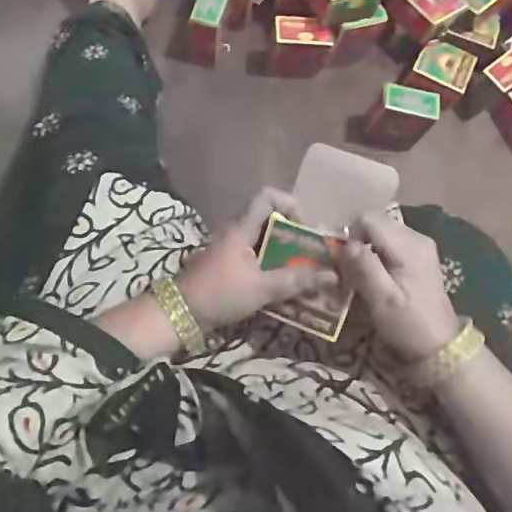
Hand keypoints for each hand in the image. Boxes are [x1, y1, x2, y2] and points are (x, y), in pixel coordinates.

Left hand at [176, 188, 338, 331]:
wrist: (178, 314)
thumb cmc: (219, 294)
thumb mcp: (261, 289)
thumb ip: (296, 281)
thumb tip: (332, 275)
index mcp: (241, 228)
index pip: (266, 196)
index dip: (289, 203)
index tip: (305, 226)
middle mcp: (235, 233)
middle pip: (268, 220)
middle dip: (293, 234)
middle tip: (312, 253)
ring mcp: (229, 249)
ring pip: (263, 241)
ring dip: (284, 253)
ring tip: (304, 271)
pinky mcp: (227, 266)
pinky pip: (255, 257)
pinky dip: (271, 266)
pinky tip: (284, 285)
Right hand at [334, 212, 463, 363]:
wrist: (440, 348)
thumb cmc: (408, 325)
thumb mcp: (381, 299)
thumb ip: (362, 267)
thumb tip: (344, 244)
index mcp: (409, 245)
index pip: (367, 219)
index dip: (349, 236)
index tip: (342, 261)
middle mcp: (416, 238)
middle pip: (374, 223)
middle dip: (356, 242)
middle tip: (348, 271)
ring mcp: (419, 246)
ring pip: (379, 233)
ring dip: (364, 250)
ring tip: (360, 276)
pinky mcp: (418, 256)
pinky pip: (388, 244)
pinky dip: (375, 256)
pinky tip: (374, 278)